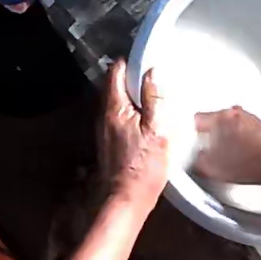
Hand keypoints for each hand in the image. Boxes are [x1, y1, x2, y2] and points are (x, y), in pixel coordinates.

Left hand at [99, 63, 167, 207]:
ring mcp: (104, 127)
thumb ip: (154, 99)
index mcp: (114, 107)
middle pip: (114, 85)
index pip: (115, 72)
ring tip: (154, 96)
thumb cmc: (144, 165)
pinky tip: (147, 117)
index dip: (130, 62)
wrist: (126, 198)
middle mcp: (103, 113)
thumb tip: (151, 72)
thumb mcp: (157, 130)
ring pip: (117, 100)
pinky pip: (119, 114)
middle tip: (155, 77)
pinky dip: (131, 110)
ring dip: (133, 95)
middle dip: (132, 77)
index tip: (148, 62)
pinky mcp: (109, 139)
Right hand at [193, 107, 260, 186]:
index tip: (185, 143)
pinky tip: (239, 155)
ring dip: (223, 137)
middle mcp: (235, 113)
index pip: (195, 119)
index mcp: (220, 116)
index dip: (187, 132)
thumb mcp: (213, 169)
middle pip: (213, 121)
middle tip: (201, 149)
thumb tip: (193, 160)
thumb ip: (197, 162)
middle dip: (206, 134)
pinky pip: (242, 132)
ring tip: (221, 155)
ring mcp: (252, 119)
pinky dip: (237, 140)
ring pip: (228, 125)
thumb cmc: (248, 164)